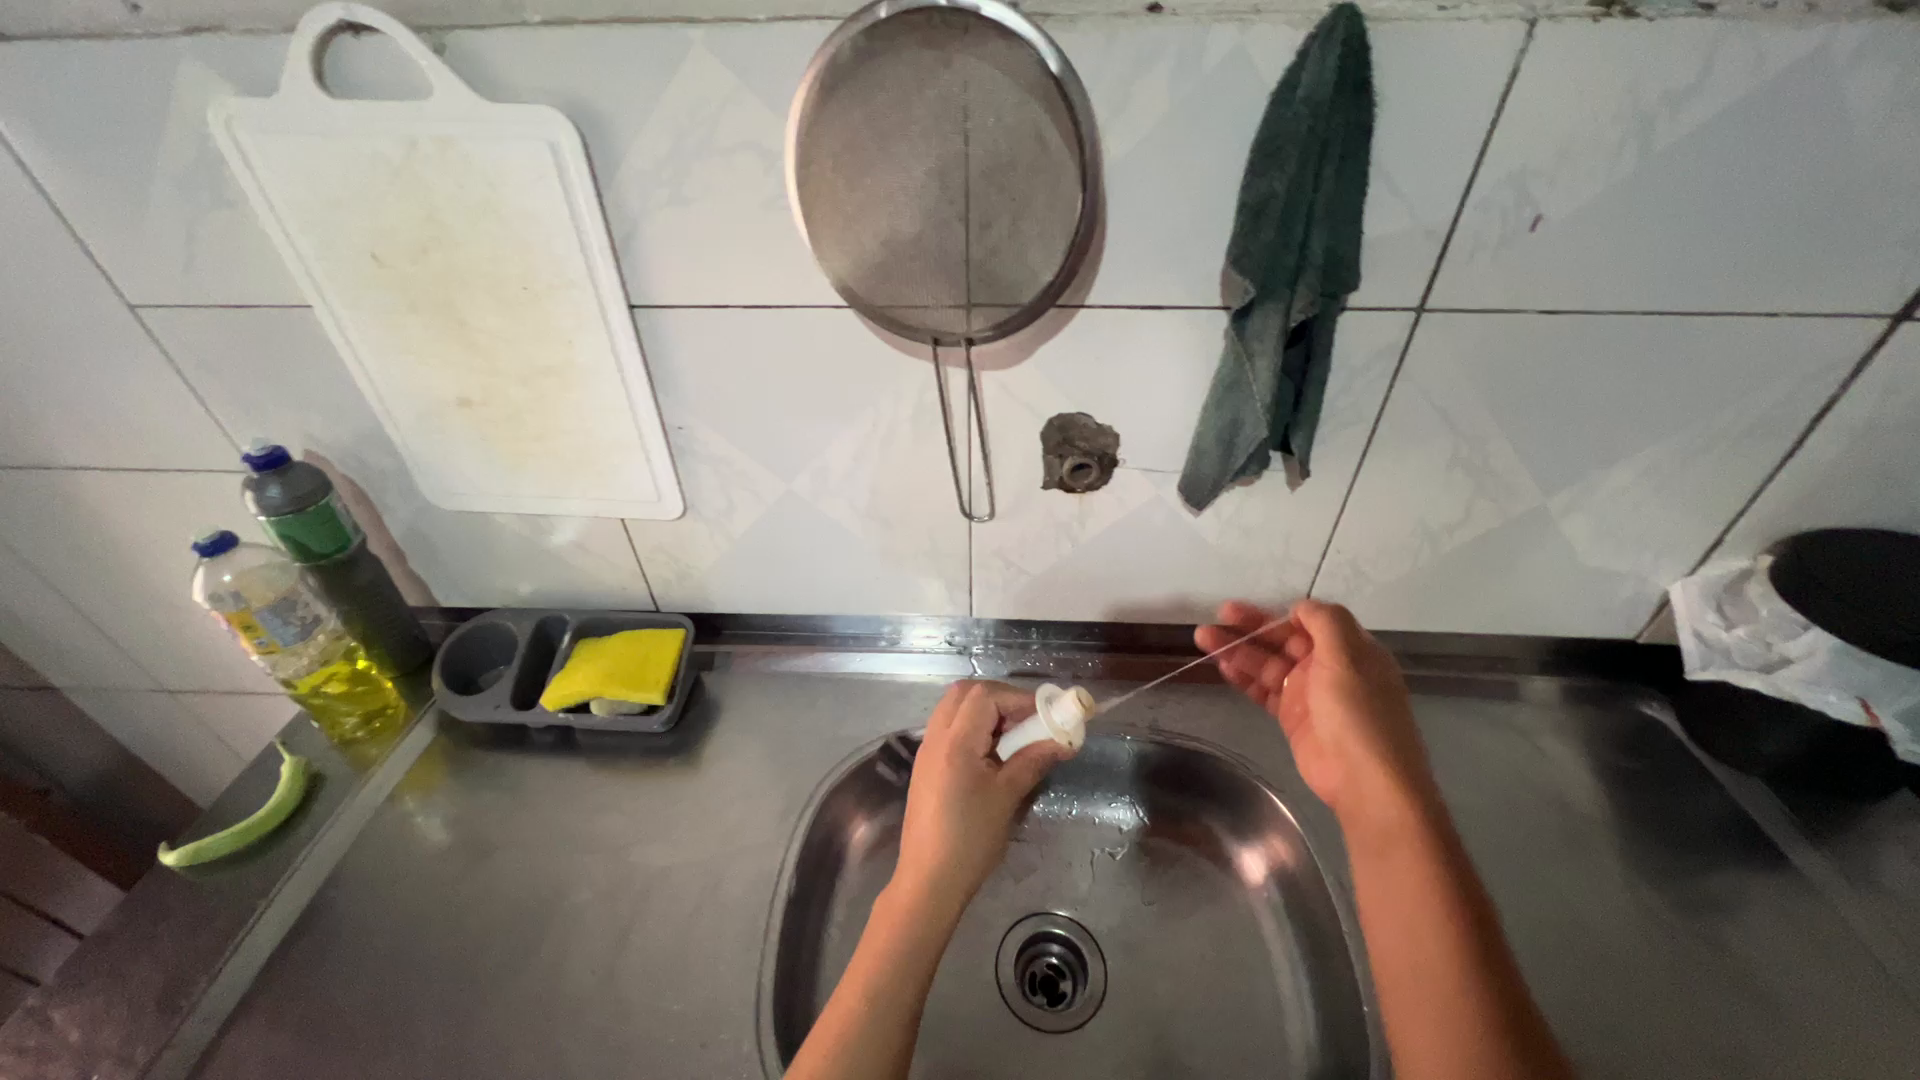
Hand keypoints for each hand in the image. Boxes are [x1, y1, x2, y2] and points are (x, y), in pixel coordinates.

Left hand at [894, 680, 1073, 910]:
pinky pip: (949, 727)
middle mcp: (936, 737)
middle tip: (1029, 721)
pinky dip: (973, 726)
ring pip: (955, 708)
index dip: (1019, 699)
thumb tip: (1062, 741)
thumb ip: (1033, 760)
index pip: (986, 696)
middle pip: (966, 693)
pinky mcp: (927, 765)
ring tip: (1014, 736)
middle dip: (1001, 698)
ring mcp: (927, 750)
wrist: (929, 879)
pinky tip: (993, 752)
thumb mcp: (1007, 797)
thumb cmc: (970, 838)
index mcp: (955, 741)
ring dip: (986, 711)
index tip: (1047, 716)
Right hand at [1197, 600, 1437, 835]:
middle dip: (1248, 630)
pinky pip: (1264, 690)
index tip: (1243, 611)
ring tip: (1204, 639)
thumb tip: (1300, 607)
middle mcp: (1328, 667)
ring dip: (1237, 651)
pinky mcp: (1291, 717)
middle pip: (1282, 641)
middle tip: (1214, 620)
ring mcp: (1308, 693)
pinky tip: (1222, 667)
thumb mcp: (1349, 656)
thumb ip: (1325, 622)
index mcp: (1348, 649)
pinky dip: (1244, 678)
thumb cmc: (1358, 713)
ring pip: (1267, 664)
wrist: (1365, 780)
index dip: (1273, 614)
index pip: (1306, 622)